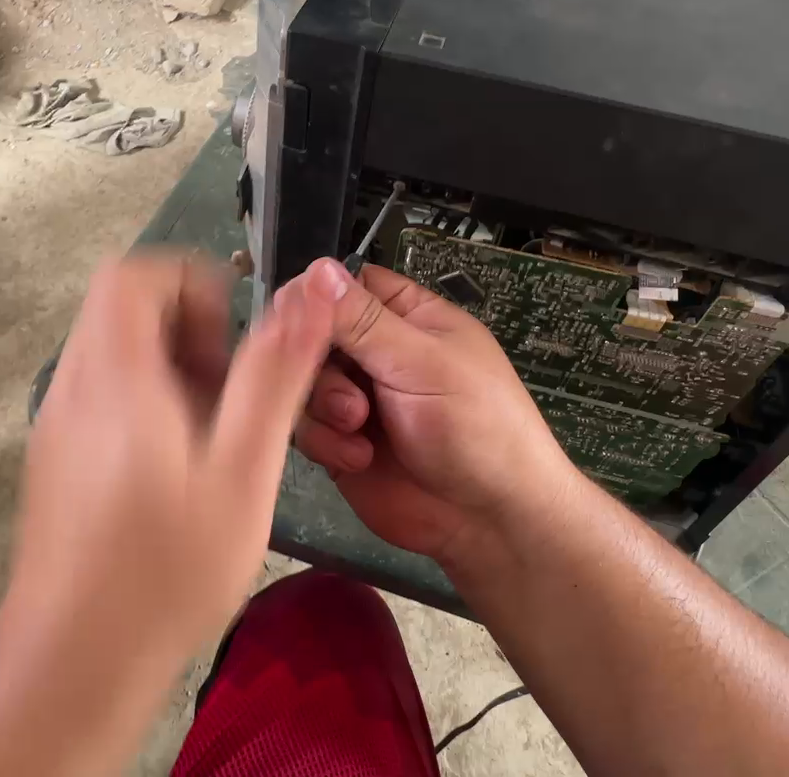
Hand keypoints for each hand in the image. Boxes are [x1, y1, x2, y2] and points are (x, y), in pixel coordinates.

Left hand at [15, 252, 335, 655]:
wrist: (73, 665)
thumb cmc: (167, 572)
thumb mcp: (243, 472)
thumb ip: (275, 376)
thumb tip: (309, 297)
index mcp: (116, 377)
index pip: (130, 275)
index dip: (188, 280)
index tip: (229, 333)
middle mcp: (74, 389)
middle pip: (122, 309)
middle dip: (186, 328)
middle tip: (228, 388)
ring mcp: (57, 425)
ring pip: (113, 351)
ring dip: (171, 366)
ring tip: (213, 430)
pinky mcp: (56, 459)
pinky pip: (102, 393)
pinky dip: (146, 399)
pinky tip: (179, 465)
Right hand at [293, 259, 581, 566]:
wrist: (488, 522)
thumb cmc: (475, 427)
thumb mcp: (422, 363)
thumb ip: (364, 320)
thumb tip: (318, 267)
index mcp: (408, 318)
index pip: (349, 287)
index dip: (319, 299)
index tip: (301, 320)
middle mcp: (377, 353)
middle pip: (315, 335)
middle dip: (320, 362)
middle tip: (346, 392)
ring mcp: (356, 399)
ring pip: (302, 382)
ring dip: (323, 405)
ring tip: (358, 427)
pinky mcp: (340, 443)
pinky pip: (305, 427)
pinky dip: (325, 441)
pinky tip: (358, 458)